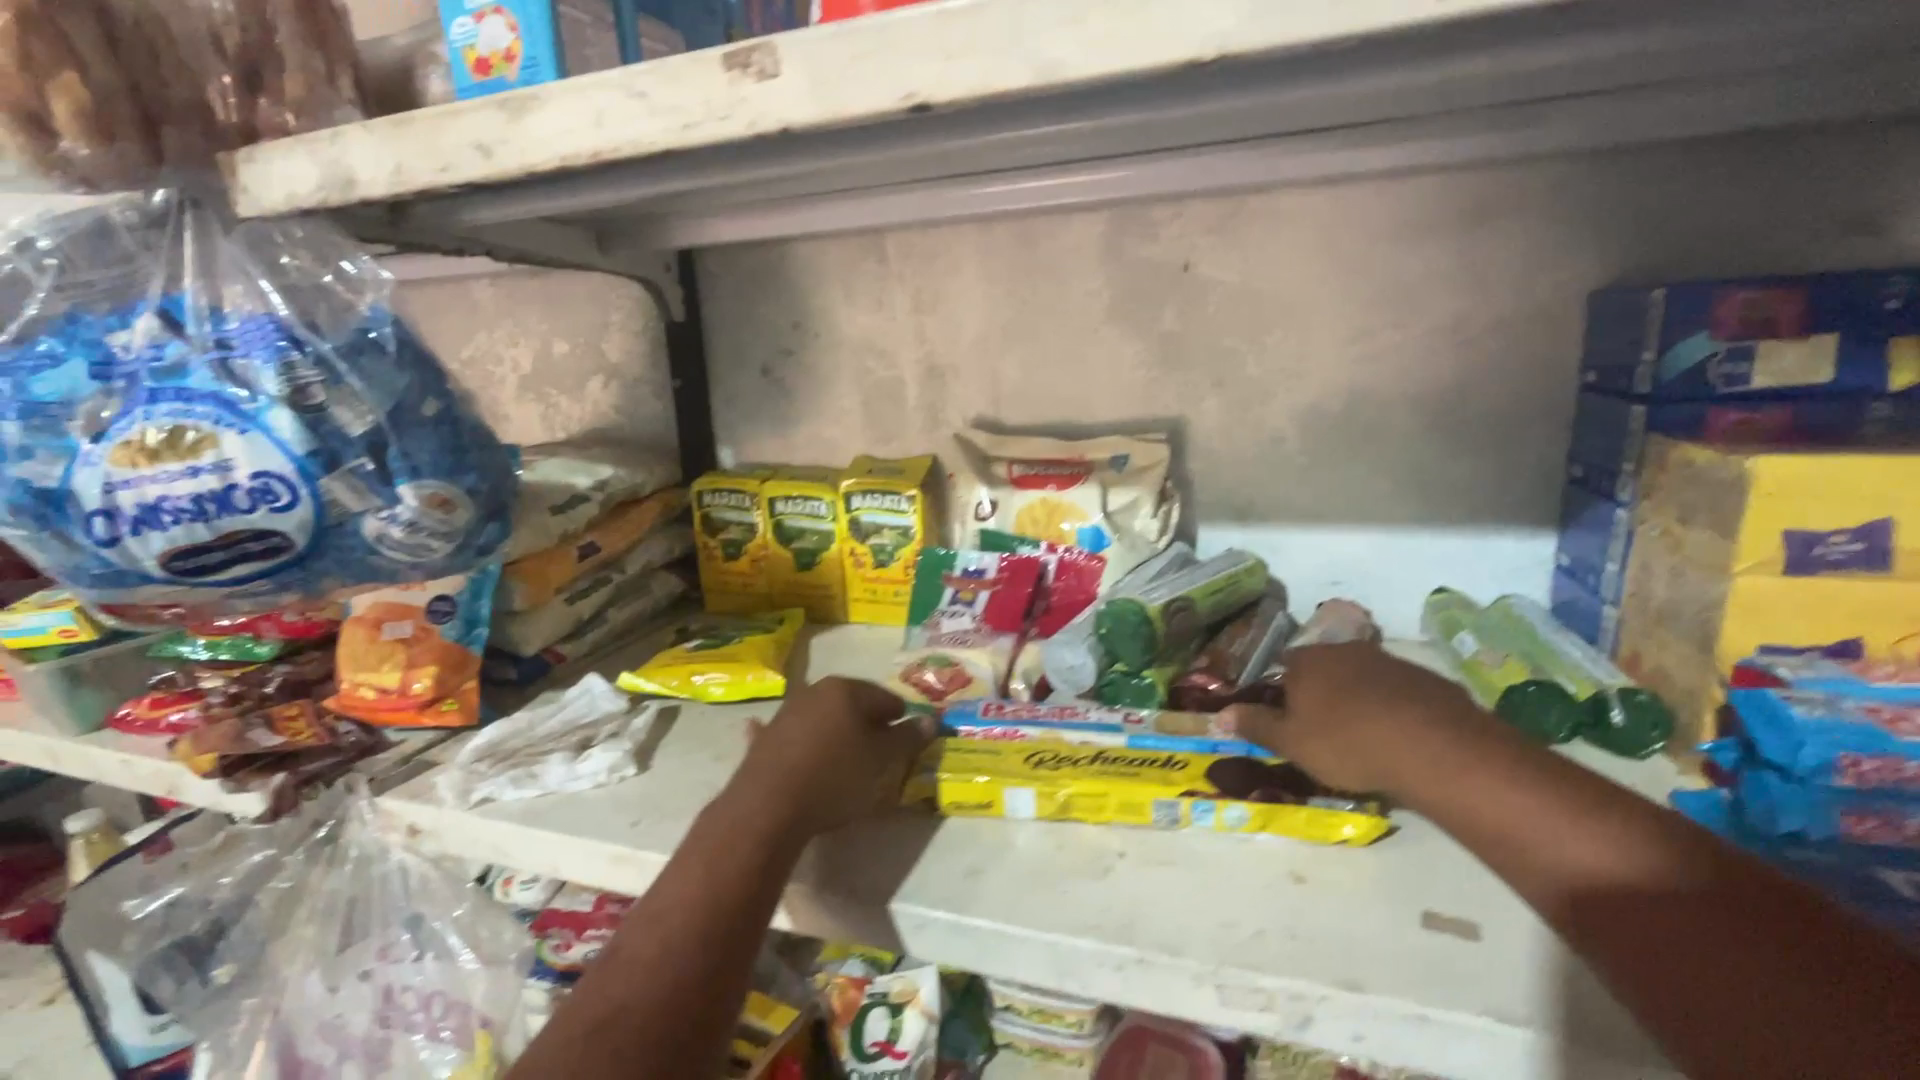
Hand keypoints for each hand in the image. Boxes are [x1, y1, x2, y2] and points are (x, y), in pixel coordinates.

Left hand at [723, 676, 932, 839]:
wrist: (768, 806)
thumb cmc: (835, 778)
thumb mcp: (882, 761)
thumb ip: (907, 738)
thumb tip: (930, 720)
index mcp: (846, 690)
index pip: (885, 698)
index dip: (901, 719)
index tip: (907, 741)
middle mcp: (814, 692)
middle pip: (852, 705)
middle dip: (868, 724)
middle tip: (881, 753)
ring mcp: (785, 713)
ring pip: (823, 719)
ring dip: (837, 733)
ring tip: (848, 762)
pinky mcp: (765, 739)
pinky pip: (791, 736)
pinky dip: (800, 742)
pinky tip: (800, 750)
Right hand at [1221, 642, 1484, 794]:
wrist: (1432, 747)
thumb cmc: (1346, 743)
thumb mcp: (1291, 743)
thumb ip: (1256, 726)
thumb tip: (1218, 715)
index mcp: (1306, 662)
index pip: (1283, 665)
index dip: (1283, 689)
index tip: (1287, 715)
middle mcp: (1345, 651)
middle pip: (1325, 667)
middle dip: (1322, 691)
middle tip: (1323, 727)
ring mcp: (1389, 661)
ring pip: (1363, 677)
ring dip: (1359, 698)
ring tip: (1363, 735)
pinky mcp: (1426, 679)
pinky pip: (1399, 691)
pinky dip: (1394, 708)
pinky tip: (1400, 736)